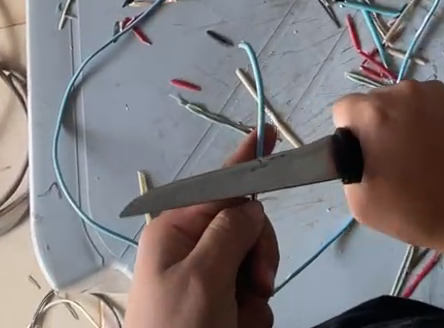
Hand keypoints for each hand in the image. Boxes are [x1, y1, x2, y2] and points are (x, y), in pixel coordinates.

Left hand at [125, 131, 279, 327]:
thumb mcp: (203, 278)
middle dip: (258, 253)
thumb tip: (250, 206)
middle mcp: (188, 246)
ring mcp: (203, 278)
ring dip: (255, 293)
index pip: (218, 183)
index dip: (245, 159)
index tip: (268, 134)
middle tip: (259, 286)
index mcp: (175, 229)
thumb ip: (231, 232)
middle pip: (244, 224)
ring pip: (252, 262)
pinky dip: (251, 314)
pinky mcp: (215, 307)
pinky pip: (250, 295)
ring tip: (239, 320)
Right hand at [333, 80, 443, 254]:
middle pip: (375, 102)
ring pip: (404, 100)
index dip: (351, 134)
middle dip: (379, 125)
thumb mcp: (361, 203)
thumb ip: (346, 166)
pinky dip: (432, 119)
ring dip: (405, 119)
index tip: (368, 157)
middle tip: (397, 160)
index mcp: (373, 112)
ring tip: (426, 155)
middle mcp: (402, 91)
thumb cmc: (419, 211)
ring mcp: (434, 91)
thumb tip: (355, 149)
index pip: (344, 109)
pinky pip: (431, 103)